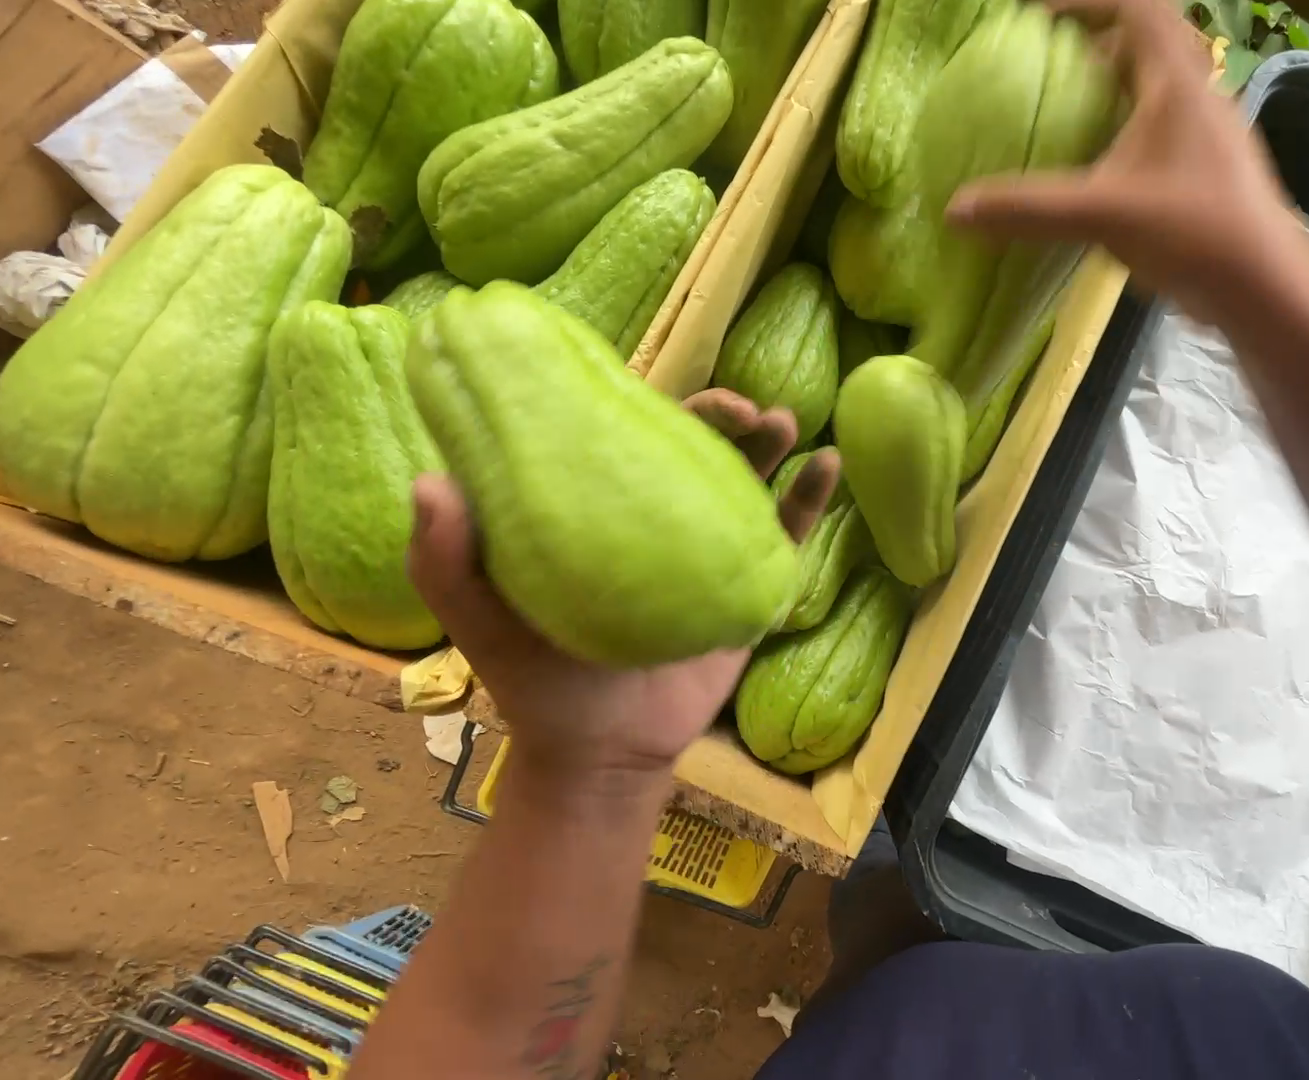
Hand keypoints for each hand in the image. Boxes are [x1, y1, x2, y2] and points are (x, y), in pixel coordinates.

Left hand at [406, 389, 838, 784]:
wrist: (606, 754)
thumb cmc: (540, 684)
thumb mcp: (482, 623)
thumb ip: (449, 561)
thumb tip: (433, 479)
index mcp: (600, 511)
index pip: (622, 436)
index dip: (645, 400)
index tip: (665, 383)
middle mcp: (656, 518)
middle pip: (696, 449)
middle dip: (723, 416)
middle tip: (743, 408)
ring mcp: (709, 550)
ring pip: (748, 481)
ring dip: (771, 444)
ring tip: (785, 423)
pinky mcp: (749, 584)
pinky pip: (788, 536)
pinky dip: (811, 499)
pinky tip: (829, 466)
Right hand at [945, 0, 1307, 330]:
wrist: (1261, 288)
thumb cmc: (1192, 232)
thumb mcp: (1102, 215)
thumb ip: (1029, 210)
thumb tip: (956, 210)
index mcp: (1178, 82)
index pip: (1137, 7)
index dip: (1087, 0)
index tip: (1040, 18)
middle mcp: (1200, 98)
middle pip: (1150, 46)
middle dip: (1099, 48)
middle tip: (1053, 70)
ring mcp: (1210, 140)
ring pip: (1160, 95)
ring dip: (1117, 96)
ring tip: (1073, 123)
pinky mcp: (1211, 178)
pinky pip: (1165, 137)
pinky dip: (1130, 140)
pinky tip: (1105, 178)